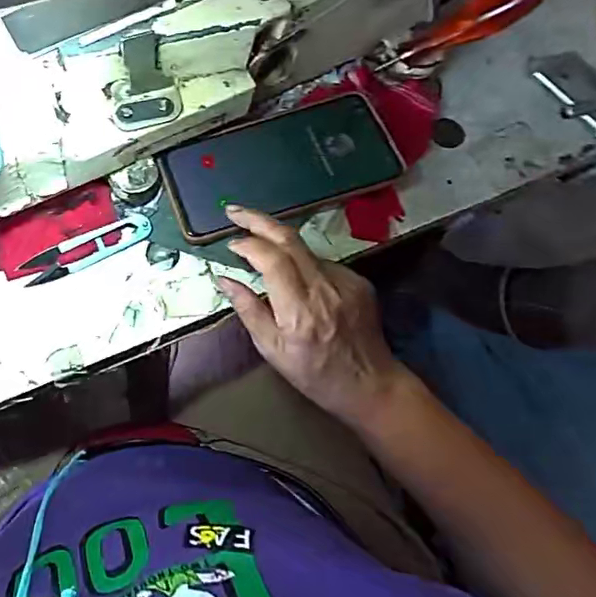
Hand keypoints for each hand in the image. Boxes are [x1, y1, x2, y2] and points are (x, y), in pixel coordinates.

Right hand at [213, 206, 409, 419]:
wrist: (371, 385)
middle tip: (234, 212)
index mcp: (299, 311)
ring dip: (278, 243)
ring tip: (258, 247)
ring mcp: (346, 282)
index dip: (248, 245)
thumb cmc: (313, 373)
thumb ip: (247, 309)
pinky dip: (300, 262)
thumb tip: (224, 278)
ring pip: (305, 250)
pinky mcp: (358, 281)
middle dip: (258, 220)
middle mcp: (324, 290)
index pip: (272, 260)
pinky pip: (320, 262)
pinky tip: (294, 278)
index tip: (231, 244)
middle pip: (290, 240)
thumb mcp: (271, 349)